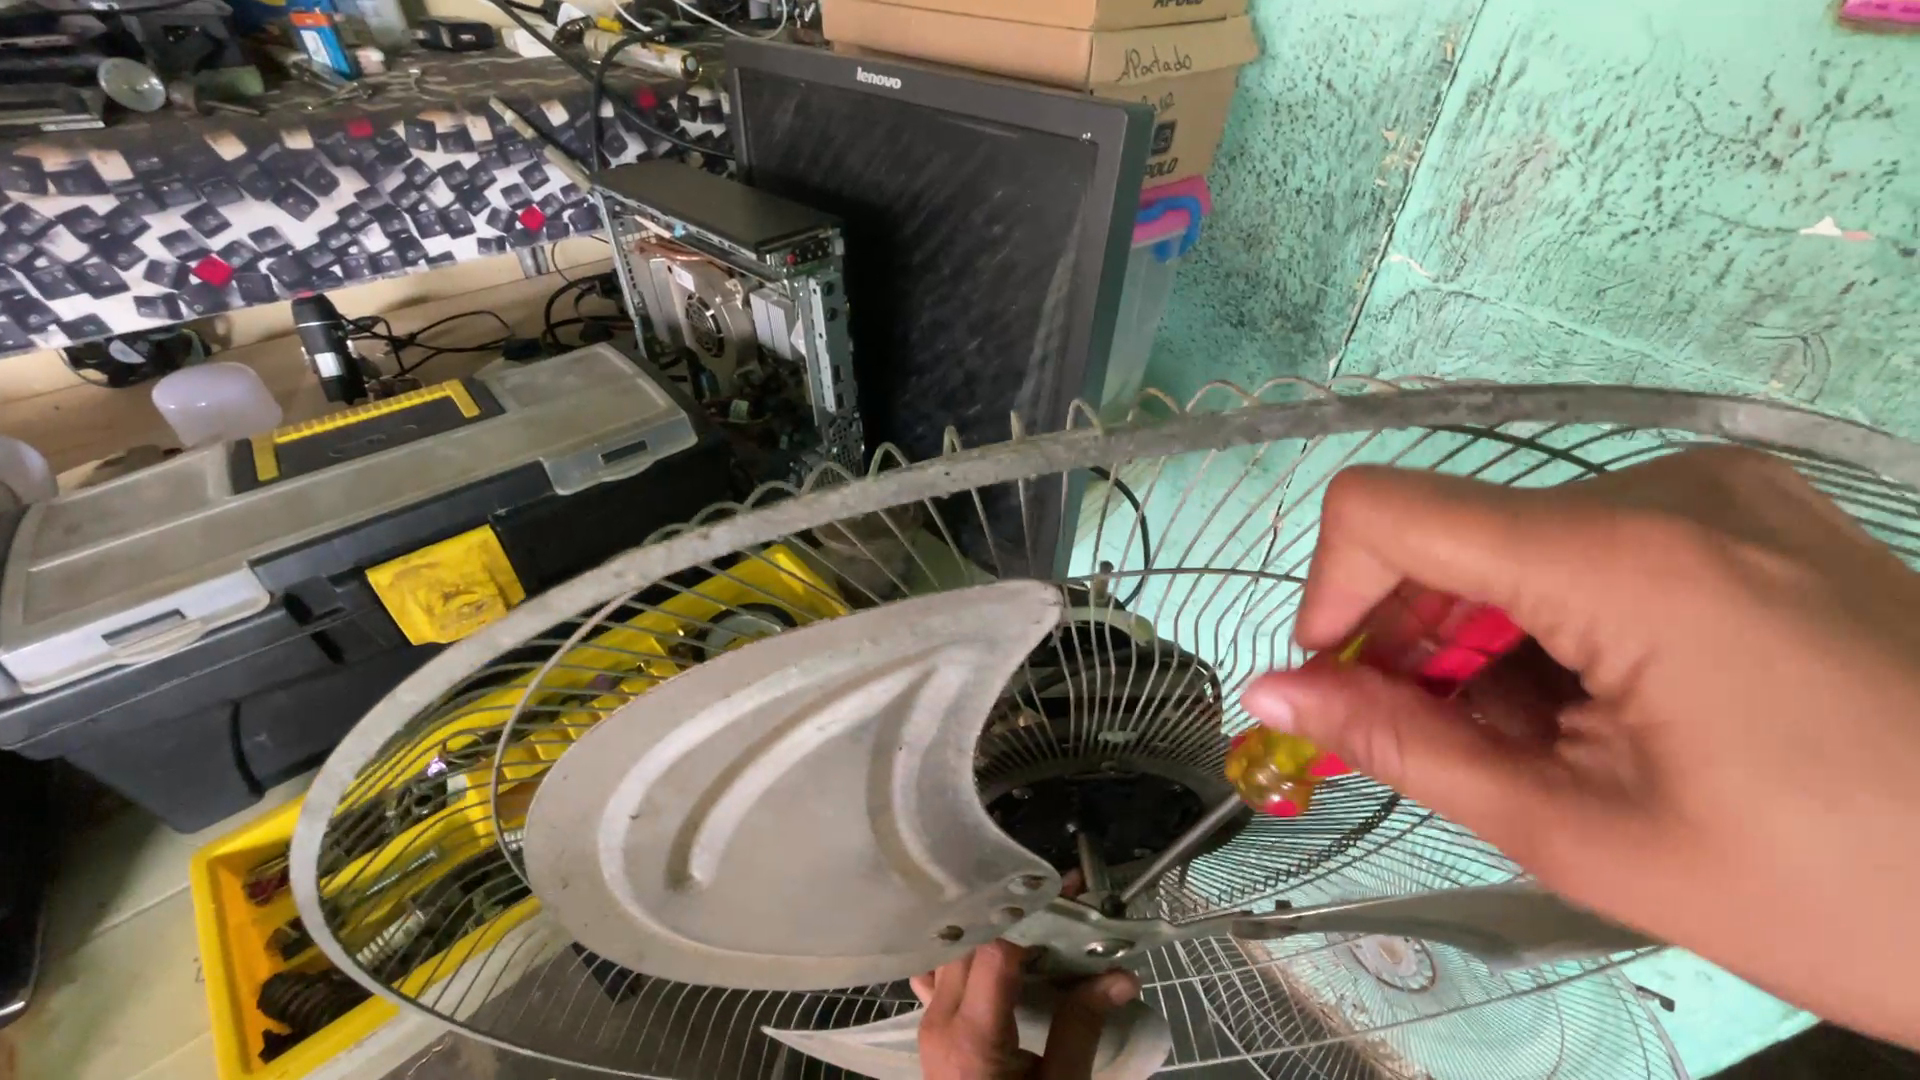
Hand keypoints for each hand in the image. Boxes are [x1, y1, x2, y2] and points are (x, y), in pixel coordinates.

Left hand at [913, 940, 1139, 1079]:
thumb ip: (1082, 1028)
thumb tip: (1121, 975)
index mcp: (972, 1037)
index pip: (994, 954)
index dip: (1032, 930)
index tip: (1069, 919)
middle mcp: (940, 1020)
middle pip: (972, 944)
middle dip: (1016, 922)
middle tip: (1060, 912)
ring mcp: (929, 1022)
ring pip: (953, 952)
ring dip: (991, 933)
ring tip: (1033, 927)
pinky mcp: (931, 1027)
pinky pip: (940, 973)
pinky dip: (967, 954)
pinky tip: (994, 949)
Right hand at [1240, 447, 1919, 1047]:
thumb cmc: (1850, 895)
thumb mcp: (1582, 836)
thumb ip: (1401, 746)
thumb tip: (1267, 697)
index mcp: (1618, 555)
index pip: (1380, 509)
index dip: (1330, 595)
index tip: (1340, 685)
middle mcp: (1660, 489)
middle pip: (1443, 534)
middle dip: (1407, 639)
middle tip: (1440, 744)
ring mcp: (1714, 496)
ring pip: (1502, 547)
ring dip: (1474, 643)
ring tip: (1537, 742)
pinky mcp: (1744, 518)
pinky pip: (1575, 551)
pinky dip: (1539, 626)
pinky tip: (1594, 706)